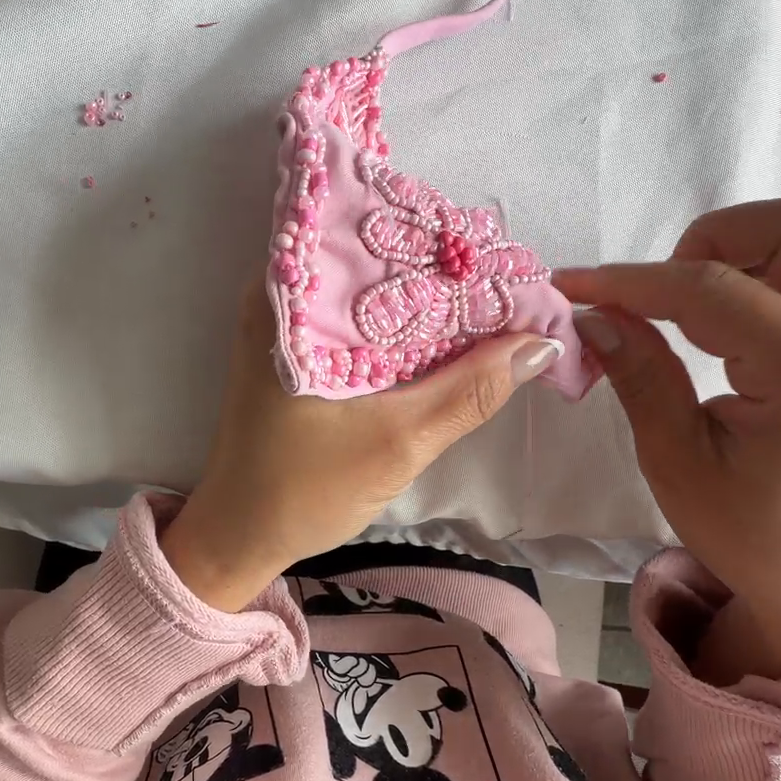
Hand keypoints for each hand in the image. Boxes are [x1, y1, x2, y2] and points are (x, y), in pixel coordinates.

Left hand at [163, 282, 561, 610]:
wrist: (238, 536)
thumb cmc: (302, 491)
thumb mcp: (396, 443)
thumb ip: (468, 391)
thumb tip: (542, 343)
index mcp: (290, 298)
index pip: (384, 245)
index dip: (453, 253)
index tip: (516, 266)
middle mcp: (281, 294)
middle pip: (379, 263)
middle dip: (447, 274)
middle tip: (516, 282)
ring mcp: (286, 322)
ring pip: (373, 293)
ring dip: (429, 303)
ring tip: (497, 303)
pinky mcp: (295, 351)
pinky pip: (360, 322)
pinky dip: (403, 329)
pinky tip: (448, 338)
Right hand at [555, 195, 780, 681]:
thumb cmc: (750, 536)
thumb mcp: (676, 461)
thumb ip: (640, 374)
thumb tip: (595, 315)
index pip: (712, 288)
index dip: (631, 279)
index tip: (571, 284)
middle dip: (713, 239)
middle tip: (659, 294)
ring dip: (741, 256)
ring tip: (685, 318)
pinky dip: (764, 282)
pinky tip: (722, 335)